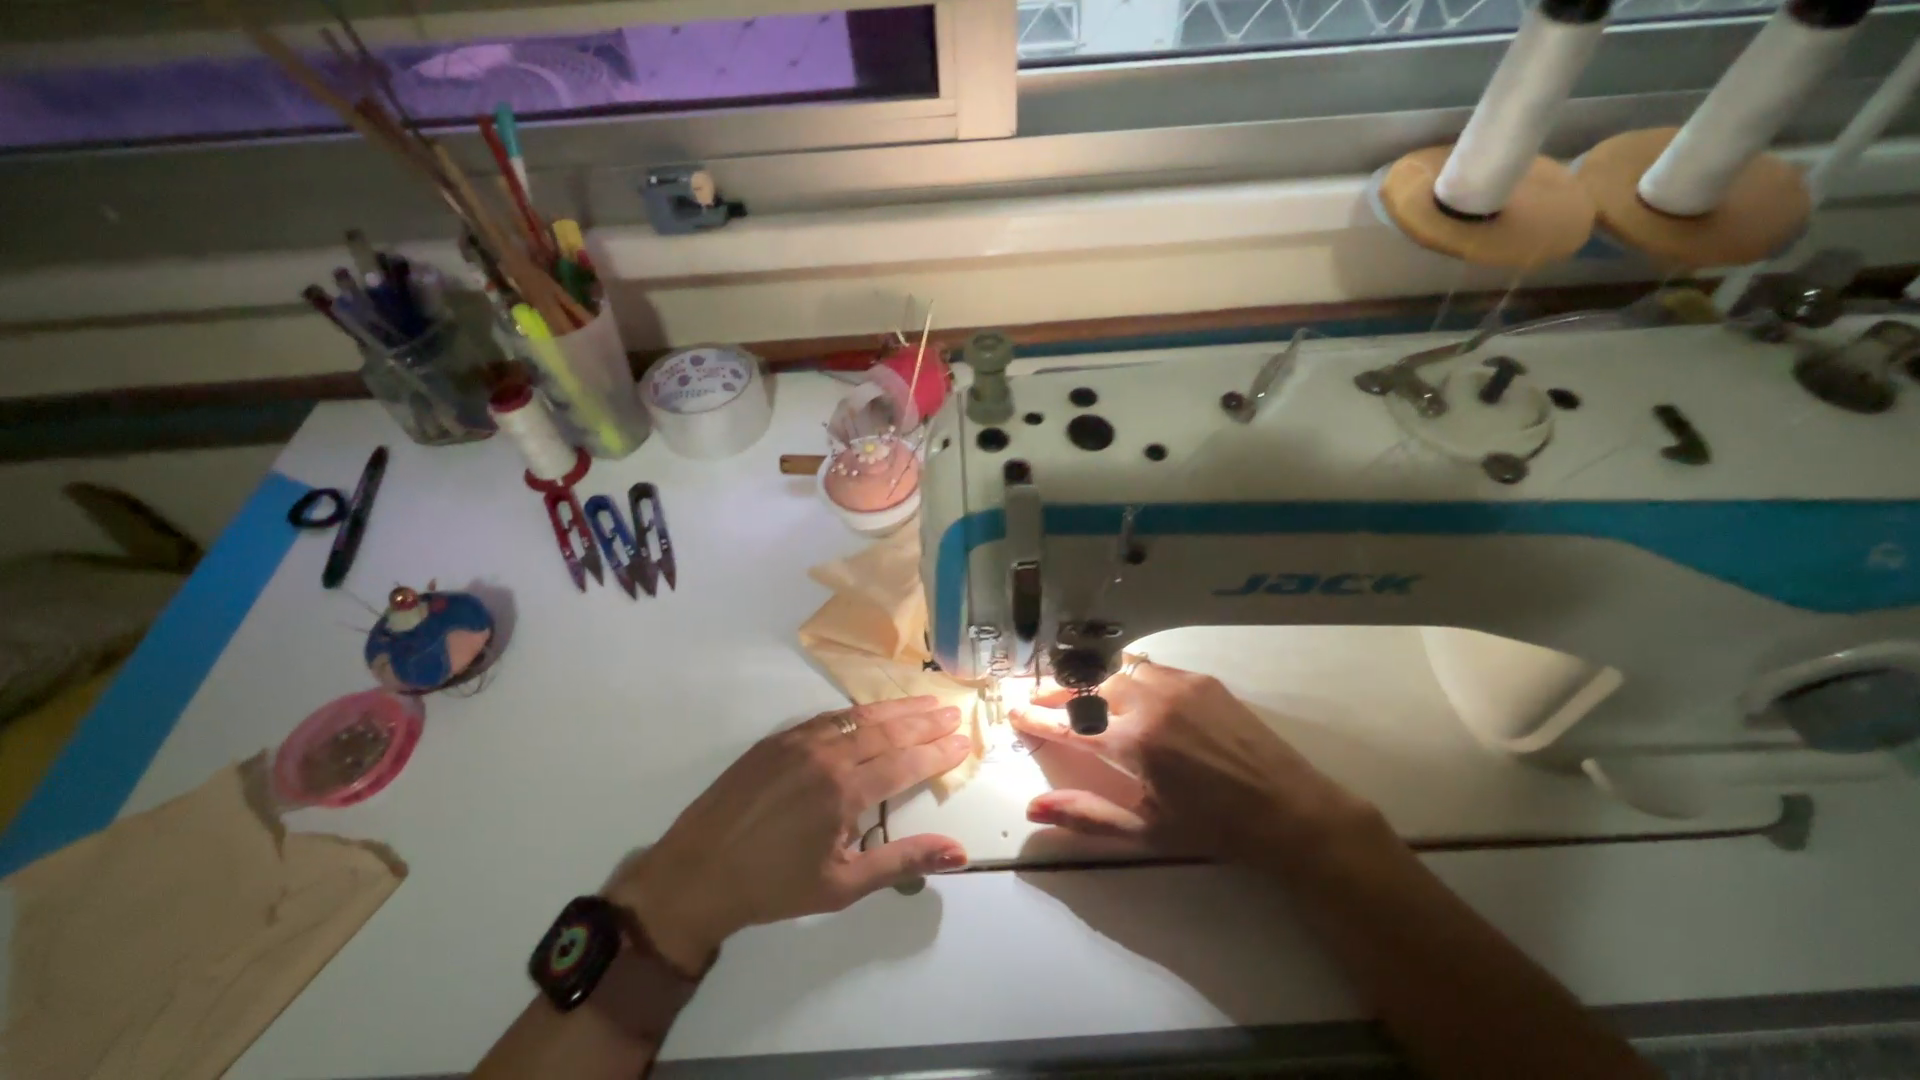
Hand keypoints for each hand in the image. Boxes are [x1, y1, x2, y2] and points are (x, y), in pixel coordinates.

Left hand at [607, 697, 970, 971]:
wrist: (697, 874)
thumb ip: (902, 861)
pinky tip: (869, 714)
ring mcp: (797, 742)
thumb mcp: (844, 885)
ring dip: (894, 709)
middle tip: (953, 712)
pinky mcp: (774, 741)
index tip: (963, 742)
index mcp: (845, 792)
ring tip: (923, 702)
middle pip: (887, 730)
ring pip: (856, 717)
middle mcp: (825, 756)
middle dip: (924, 721)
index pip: (906, 763)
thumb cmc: (774, 887)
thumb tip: (959, 853)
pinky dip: (856, 714)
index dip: (937, 752)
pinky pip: (825, 718)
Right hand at [1011, 661, 1381, 867]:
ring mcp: (1180, 686)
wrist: (1288, 810)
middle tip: (1041, 703)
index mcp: (1135, 743)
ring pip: (1121, 673)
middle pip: (1091, 688)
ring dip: (1097, 685)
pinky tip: (1131, 693)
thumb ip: (1087, 816)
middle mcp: (1152, 703)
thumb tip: (1033, 809)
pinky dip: (1132, 678)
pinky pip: (1153, 669)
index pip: (1070, 725)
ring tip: (1084, 699)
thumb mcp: (1145, 833)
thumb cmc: (1212, 830)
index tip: (1014, 711)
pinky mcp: (1204, 680)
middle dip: (1061, 696)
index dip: (1037, 719)